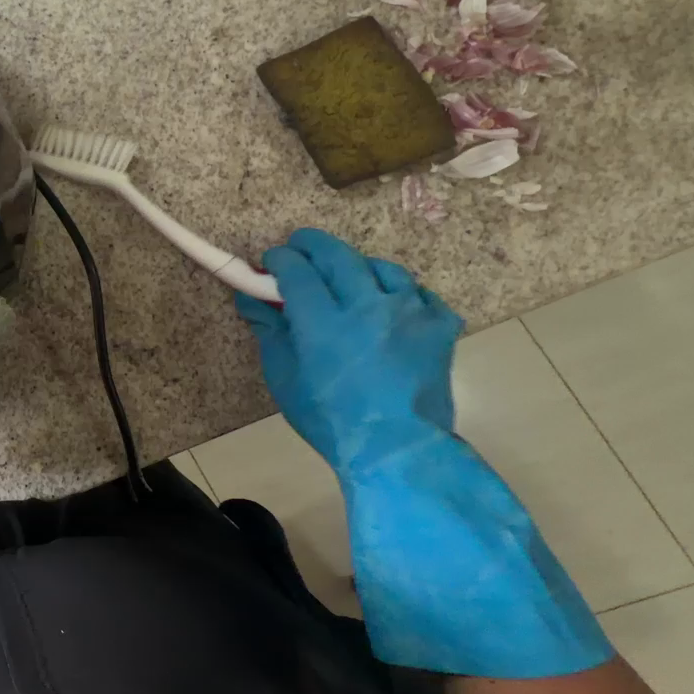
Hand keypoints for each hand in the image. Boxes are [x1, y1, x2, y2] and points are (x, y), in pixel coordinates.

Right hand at [233, 228, 463, 475]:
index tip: (269, 260)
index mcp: (323, 321)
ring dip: (355, 265)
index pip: (296, 269)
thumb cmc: (326, 415)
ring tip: (343, 276)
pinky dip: (398, 291)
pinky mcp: (440, 328)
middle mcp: (369, 307)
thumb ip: (270, 329)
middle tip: (297, 247)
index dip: (279, 259)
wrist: (396, 448)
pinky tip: (386, 304)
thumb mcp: (282, 374)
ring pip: (381, 267)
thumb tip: (252, 297)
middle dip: (312, 245)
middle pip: (338, 255)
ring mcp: (410, 314)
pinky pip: (418, 293)